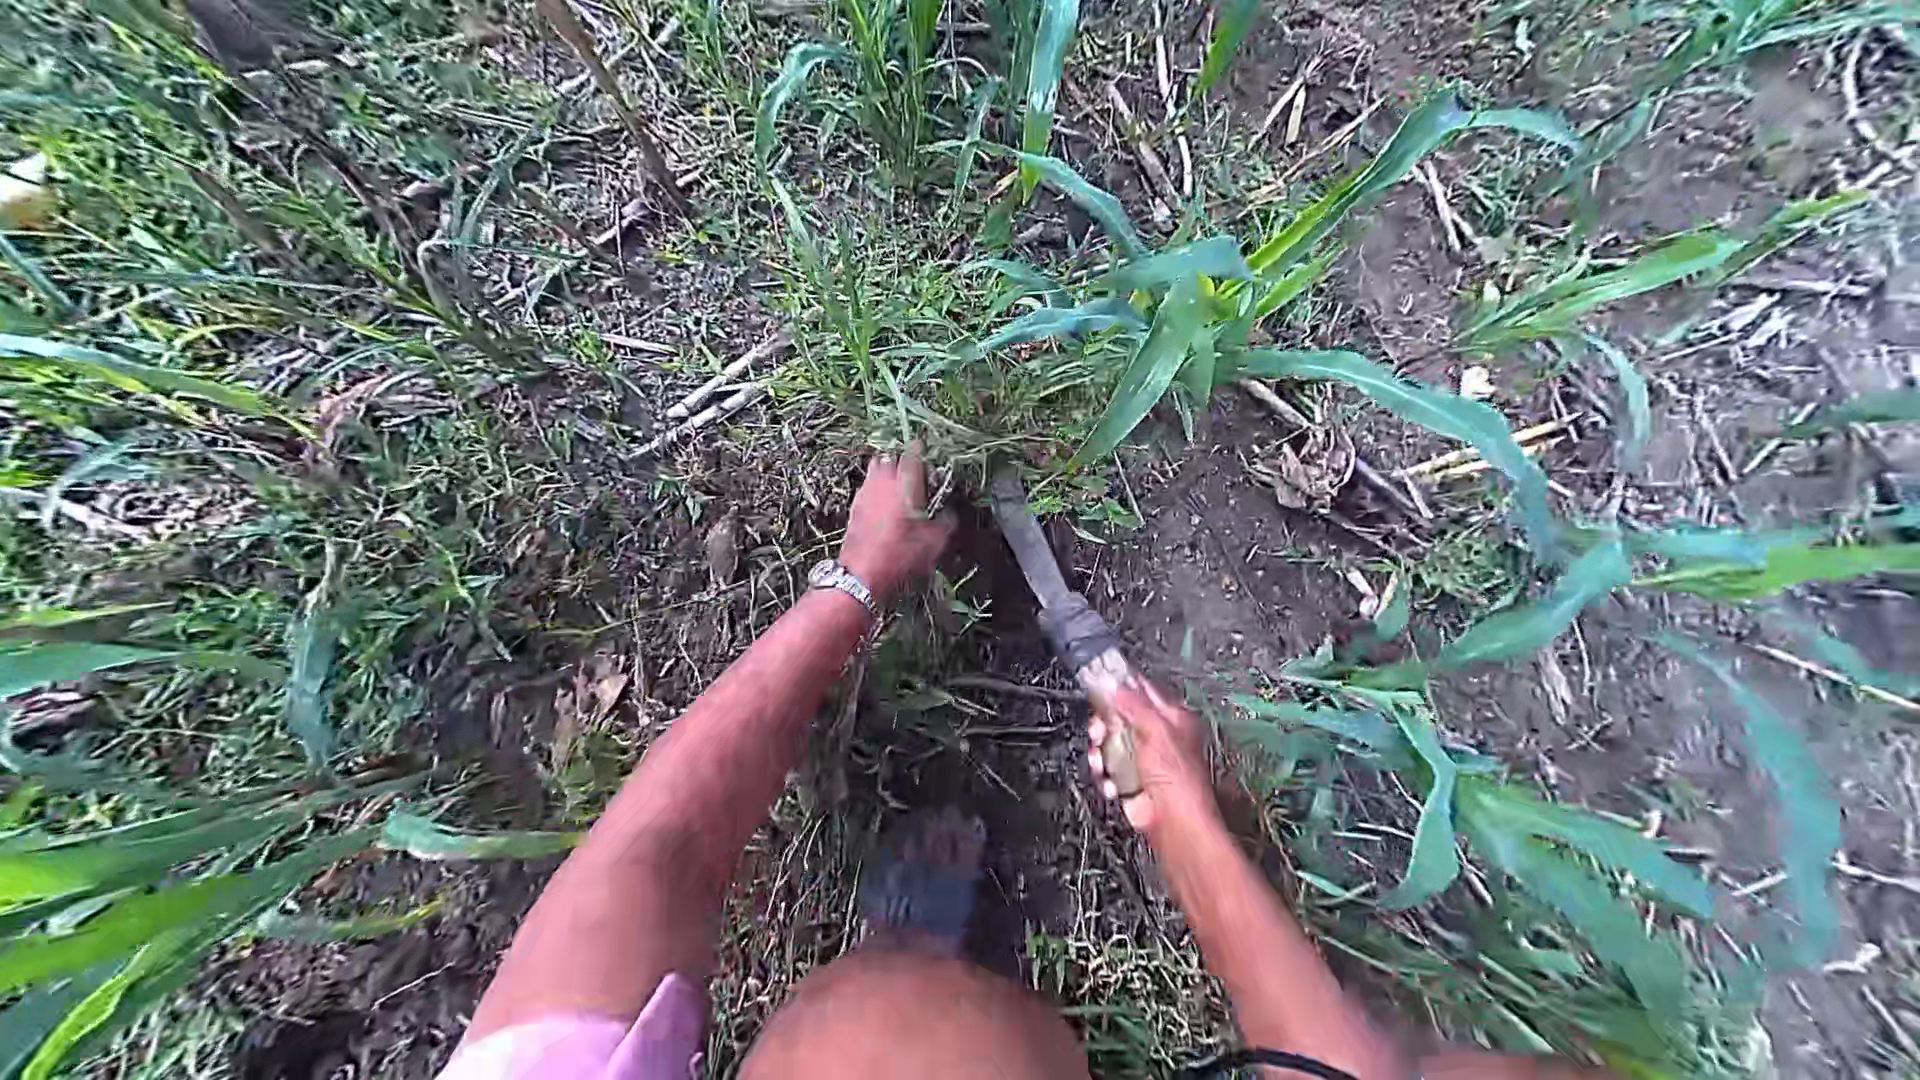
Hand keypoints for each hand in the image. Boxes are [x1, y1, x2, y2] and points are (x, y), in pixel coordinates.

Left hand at [837, 442, 953, 606]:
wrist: (862, 575)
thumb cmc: (899, 556)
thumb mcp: (934, 542)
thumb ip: (946, 522)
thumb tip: (949, 514)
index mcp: (906, 483)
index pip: (914, 454)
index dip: (921, 450)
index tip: (926, 449)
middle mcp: (882, 482)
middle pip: (890, 458)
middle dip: (902, 462)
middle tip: (914, 473)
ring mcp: (865, 493)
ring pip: (875, 471)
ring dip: (887, 474)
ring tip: (899, 488)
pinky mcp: (854, 508)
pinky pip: (867, 489)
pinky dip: (876, 491)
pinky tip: (884, 507)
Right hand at [1087, 675, 1213, 833]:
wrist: (1174, 824)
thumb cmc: (1179, 781)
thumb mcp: (1156, 730)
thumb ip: (1134, 704)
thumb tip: (1115, 686)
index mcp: (1172, 719)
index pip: (1141, 692)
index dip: (1120, 688)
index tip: (1099, 686)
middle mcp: (1158, 738)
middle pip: (1119, 719)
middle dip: (1104, 725)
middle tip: (1098, 730)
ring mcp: (1143, 761)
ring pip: (1109, 744)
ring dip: (1100, 752)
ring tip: (1102, 761)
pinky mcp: (1130, 781)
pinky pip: (1107, 769)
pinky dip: (1104, 775)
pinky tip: (1109, 781)